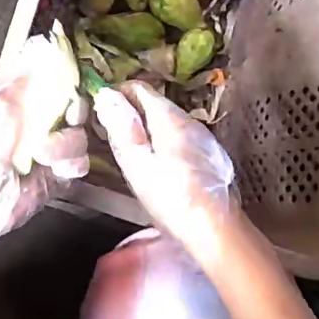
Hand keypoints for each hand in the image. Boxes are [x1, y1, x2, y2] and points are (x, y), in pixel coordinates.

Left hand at [0, 74, 88, 244]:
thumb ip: (26, 80)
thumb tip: (46, 47)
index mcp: (19, 95)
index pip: (52, 73)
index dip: (66, 73)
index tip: (70, 79)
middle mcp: (38, 117)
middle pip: (75, 102)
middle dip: (73, 110)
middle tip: (65, 118)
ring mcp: (50, 145)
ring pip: (80, 133)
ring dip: (66, 143)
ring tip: (43, 153)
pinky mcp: (58, 173)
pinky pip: (80, 162)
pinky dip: (72, 163)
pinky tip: (55, 168)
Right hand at [92, 81, 241, 263]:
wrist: (215, 230)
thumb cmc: (170, 196)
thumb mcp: (136, 162)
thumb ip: (121, 127)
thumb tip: (106, 94)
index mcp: (169, 118)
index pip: (140, 88)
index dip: (118, 95)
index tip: (103, 112)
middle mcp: (190, 121)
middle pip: (155, 104)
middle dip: (132, 113)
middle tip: (112, 134)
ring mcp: (205, 138)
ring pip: (170, 121)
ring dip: (149, 128)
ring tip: (133, 151)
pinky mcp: (213, 156)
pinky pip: (183, 138)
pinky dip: (166, 142)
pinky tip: (161, 166)